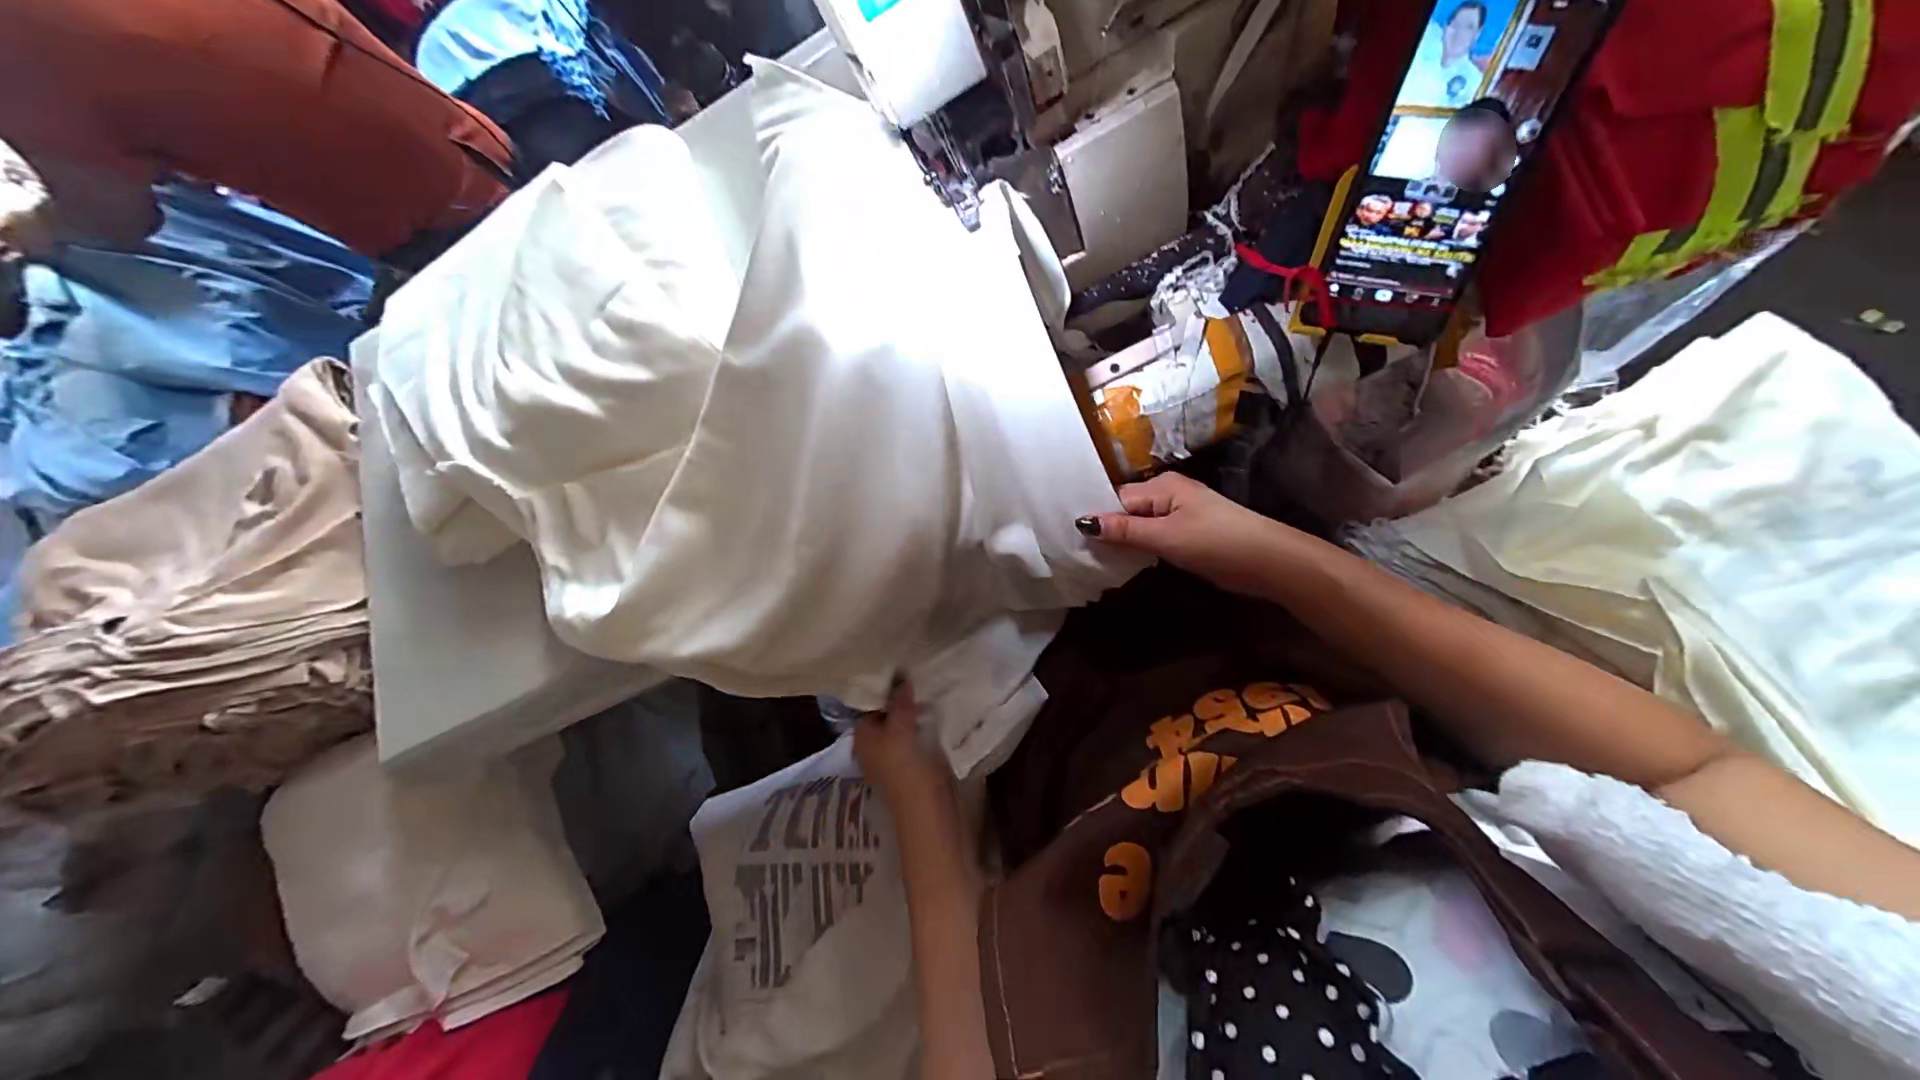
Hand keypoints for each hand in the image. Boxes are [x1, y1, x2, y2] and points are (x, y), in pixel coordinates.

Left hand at [853, 682, 949, 805]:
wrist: (925, 809)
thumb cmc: (905, 765)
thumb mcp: (901, 728)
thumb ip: (900, 703)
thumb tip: (902, 681)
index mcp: (862, 737)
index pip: (870, 706)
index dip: (885, 692)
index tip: (905, 676)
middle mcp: (872, 748)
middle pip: (886, 719)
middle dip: (902, 703)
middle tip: (922, 683)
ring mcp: (891, 760)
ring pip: (901, 730)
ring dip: (914, 717)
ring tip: (932, 697)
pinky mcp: (910, 768)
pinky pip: (914, 742)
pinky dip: (923, 731)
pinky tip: (937, 720)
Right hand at [1078, 472, 1302, 596]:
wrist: (1268, 562)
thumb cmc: (1215, 542)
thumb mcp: (1165, 537)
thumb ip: (1124, 530)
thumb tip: (1083, 522)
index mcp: (1162, 486)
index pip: (1116, 498)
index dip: (1095, 517)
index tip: (1070, 537)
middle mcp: (1167, 494)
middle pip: (1125, 510)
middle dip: (1105, 529)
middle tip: (1076, 551)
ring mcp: (1178, 515)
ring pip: (1138, 525)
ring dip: (1121, 541)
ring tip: (1093, 558)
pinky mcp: (1186, 535)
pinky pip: (1152, 537)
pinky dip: (1138, 548)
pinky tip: (1123, 561)